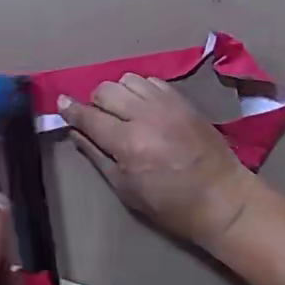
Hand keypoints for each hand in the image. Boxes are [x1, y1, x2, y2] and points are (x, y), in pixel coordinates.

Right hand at [59, 74, 261, 246]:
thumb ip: (96, 155)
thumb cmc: (170, 204)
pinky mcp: (183, 100)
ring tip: (122, 110)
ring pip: (127, 79)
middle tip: (99, 118)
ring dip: (118, 93)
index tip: (61, 103)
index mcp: (128, 143)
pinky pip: (151, 81)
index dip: (71, 109)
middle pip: (105, 90)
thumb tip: (76, 132)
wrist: (223, 199)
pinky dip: (140, 90)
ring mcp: (167, 104)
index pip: (89, 116)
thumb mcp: (125, 188)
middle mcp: (145, 116)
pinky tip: (144, 106)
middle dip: (95, 102)